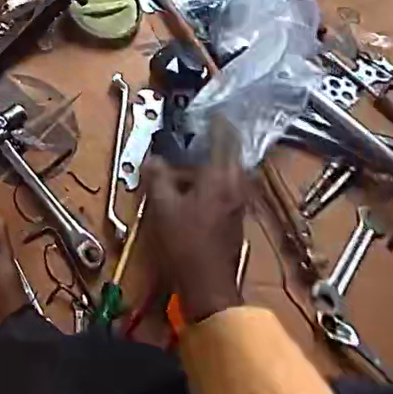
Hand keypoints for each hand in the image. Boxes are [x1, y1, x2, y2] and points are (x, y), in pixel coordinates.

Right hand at [143, 115, 249, 324]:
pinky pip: (223, 186)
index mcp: (222, 178)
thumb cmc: (185, 241)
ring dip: (209, 160)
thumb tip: (153, 159)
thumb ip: (157, 175)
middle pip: (229, 155)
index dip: (216, 121)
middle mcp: (237, 187)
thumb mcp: (162, 204)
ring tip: (187, 154)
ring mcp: (239, 204)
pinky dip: (209, 177)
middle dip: (213, 141)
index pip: (224, 139)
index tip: (209, 107)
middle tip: (194, 129)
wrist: (207, 285)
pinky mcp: (234, 217)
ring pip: (226, 172)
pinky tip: (191, 182)